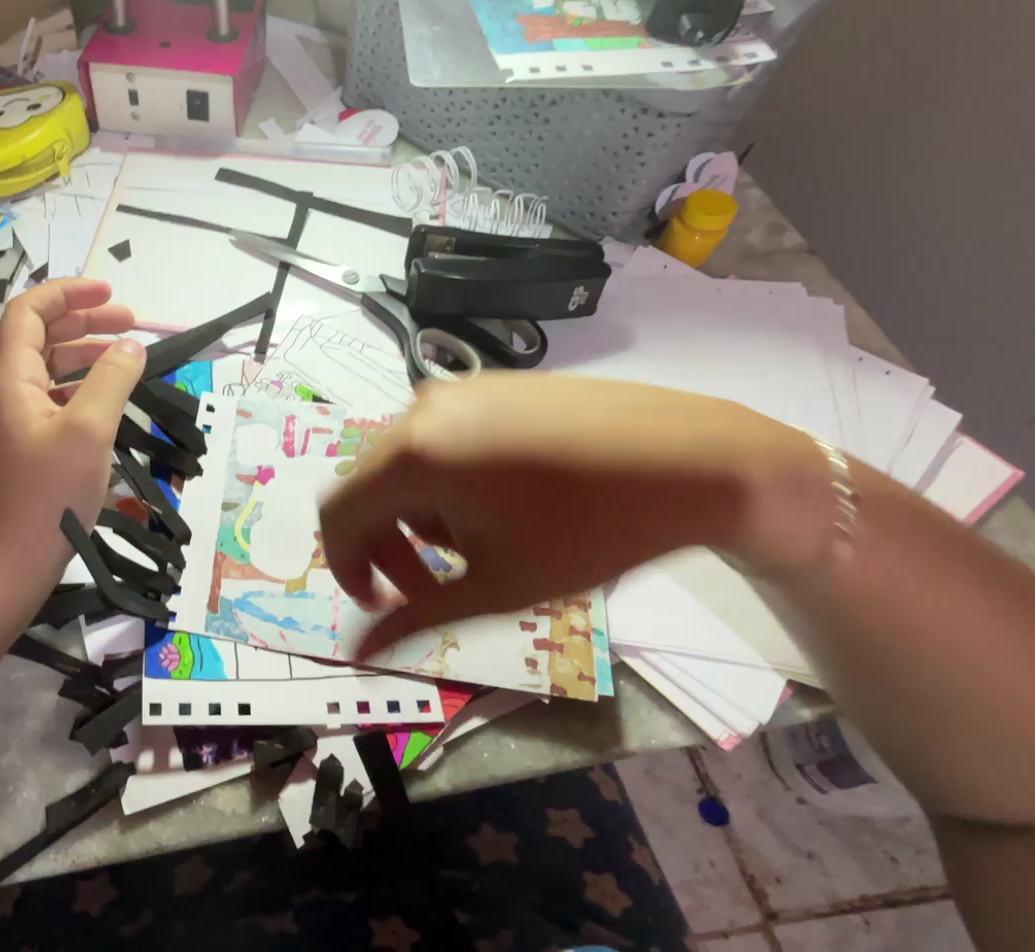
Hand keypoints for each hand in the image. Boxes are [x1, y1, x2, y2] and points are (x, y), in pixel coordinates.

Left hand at [0, 279, 145, 604]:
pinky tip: (112, 396)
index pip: (29, 313)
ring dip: (87, 353)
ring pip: (50, 368)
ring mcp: (15, 420)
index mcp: (10, 379)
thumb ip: (112, 379)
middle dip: (85, 321)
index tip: (110, 292)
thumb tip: (131, 346)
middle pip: (41, 337)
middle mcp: (6, 392)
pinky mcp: (27, 444)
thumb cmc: (50, 493)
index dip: (68, 293)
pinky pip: (54, 398)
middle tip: (131, 322)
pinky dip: (83, 386)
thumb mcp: (89, 429)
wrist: (15, 562)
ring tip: (128, 354)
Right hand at [319, 373, 835, 656]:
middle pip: (370, 487)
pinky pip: (441, 439)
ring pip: (406, 464)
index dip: (346, 566)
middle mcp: (421, 410)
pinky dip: (446, 482)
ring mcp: (459, 390)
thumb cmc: (591, 531)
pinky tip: (499, 505)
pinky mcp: (492, 385)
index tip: (380, 604)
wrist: (697, 458)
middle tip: (431, 588)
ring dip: (420, 516)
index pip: (337, 513)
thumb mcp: (498, 584)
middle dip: (388, 545)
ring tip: (477, 546)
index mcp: (412, 454)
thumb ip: (417, 616)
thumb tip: (361, 649)